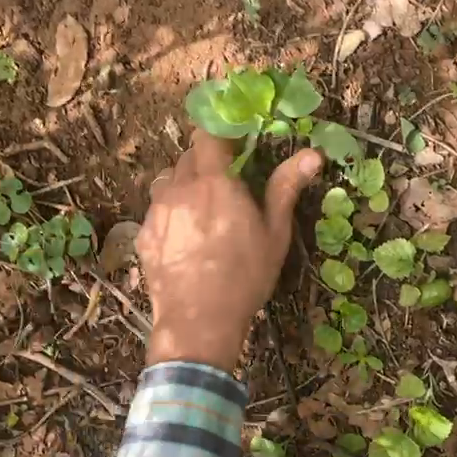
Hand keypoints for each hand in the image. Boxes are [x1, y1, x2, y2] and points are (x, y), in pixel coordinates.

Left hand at [137, 131, 322, 373]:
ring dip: (184, 186)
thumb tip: (312, 153)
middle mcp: (180, 188)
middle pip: (187, 157)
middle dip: (206, 163)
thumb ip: (286, 188)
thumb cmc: (245, 277)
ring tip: (202, 212)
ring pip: (168, 181)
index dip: (219, 135)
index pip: (208, 134)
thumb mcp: (275, 234)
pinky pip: (156, 211)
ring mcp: (157, 211)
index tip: (234, 147)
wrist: (198, 322)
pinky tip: (185, 239)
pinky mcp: (144, 235)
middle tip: (226, 187)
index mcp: (215, 182)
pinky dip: (170, 214)